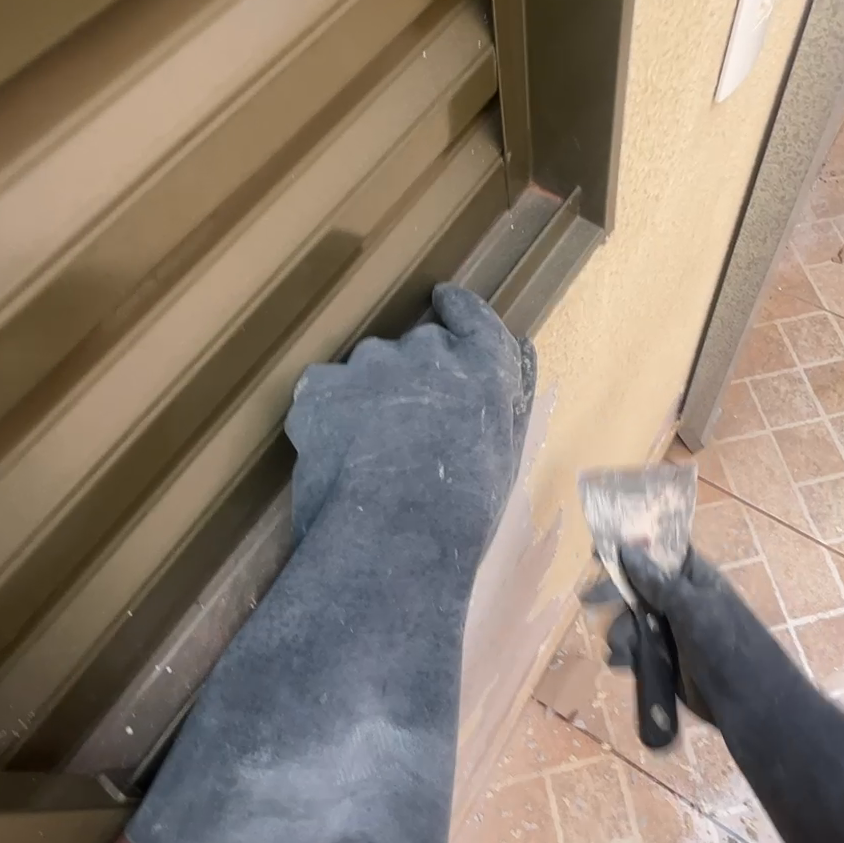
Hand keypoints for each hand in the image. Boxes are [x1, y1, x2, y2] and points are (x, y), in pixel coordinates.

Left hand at [284, 283, 535, 546]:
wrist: (393, 540)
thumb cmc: (464, 510)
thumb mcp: (506, 452)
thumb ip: (511, 393)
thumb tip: (522, 347)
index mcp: (481, 366)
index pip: (472, 317)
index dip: (458, 309)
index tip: (444, 302)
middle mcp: (427, 350)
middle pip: (418, 346)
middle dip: (415, 374)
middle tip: (409, 425)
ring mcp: (370, 363)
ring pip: (369, 368)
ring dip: (370, 394)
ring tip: (370, 451)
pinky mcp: (321, 387)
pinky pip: (325, 390)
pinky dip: (330, 414)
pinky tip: (339, 456)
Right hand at [602, 546, 805, 730]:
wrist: (752, 708)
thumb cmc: (726, 646)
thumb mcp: (690, 607)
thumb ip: (656, 581)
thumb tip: (627, 547)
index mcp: (692, 576)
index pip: (656, 552)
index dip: (628, 549)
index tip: (598, 552)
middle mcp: (679, 598)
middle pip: (636, 586)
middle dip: (614, 594)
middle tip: (588, 600)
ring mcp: (672, 630)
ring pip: (631, 619)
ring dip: (620, 631)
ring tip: (620, 650)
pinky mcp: (665, 659)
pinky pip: (636, 648)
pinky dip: (625, 654)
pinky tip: (622, 663)